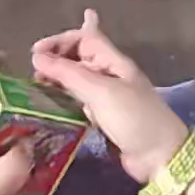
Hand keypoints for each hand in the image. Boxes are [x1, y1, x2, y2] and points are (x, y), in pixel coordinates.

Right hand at [31, 10, 189, 183]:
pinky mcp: (104, 116)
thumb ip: (68, 74)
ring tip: (38, 83)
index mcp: (114, 61)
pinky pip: (79, 99)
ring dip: (59, 76)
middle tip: (34, 68)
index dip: (60, 40)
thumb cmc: (133, 118)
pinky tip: (52, 100)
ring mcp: (108, 96)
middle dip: (57, 56)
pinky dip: (64, 96)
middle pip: (80, 56)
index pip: (85, 38)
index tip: (36, 52)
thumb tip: (37, 57)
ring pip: (78, 78)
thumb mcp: (100, 92)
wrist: (159, 156)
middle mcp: (110, 74)